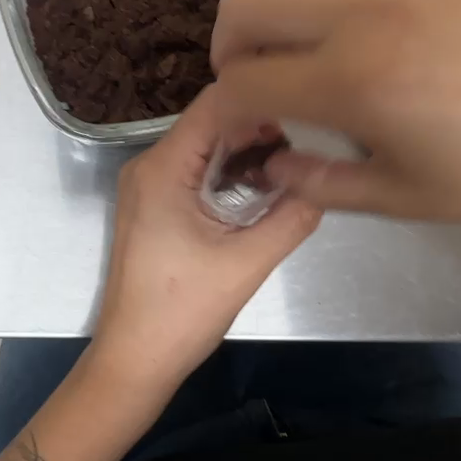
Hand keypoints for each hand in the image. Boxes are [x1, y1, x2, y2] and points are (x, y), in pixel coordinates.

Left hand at [90, 86, 322, 385]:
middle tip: (312, 142)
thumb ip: (292, 217)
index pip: (216, 104)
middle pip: (212, 123)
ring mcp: (150, 187)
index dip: (264, 100)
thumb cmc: (181, 313)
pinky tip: (267, 188)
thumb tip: (326, 182)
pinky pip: (198, 173)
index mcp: (162, 168)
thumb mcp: (247, 263)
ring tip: (297, 164)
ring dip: (249, 153)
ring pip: (207, 148)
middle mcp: (150, 165)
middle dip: (262, 127)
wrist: (134, 360)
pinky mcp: (156, 207)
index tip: (308, 113)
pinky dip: (232, 174)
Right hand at [208, 0, 460, 229]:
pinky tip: (356, 21)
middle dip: (229, 47)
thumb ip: (319, 183)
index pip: (244, 81)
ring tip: (299, 50)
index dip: (225, 107)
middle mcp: (361, 15)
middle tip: (251, 83)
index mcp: (351, 83)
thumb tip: (270, 162)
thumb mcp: (402, 198)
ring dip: (275, 9)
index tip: (237, 126)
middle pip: (246, 3)